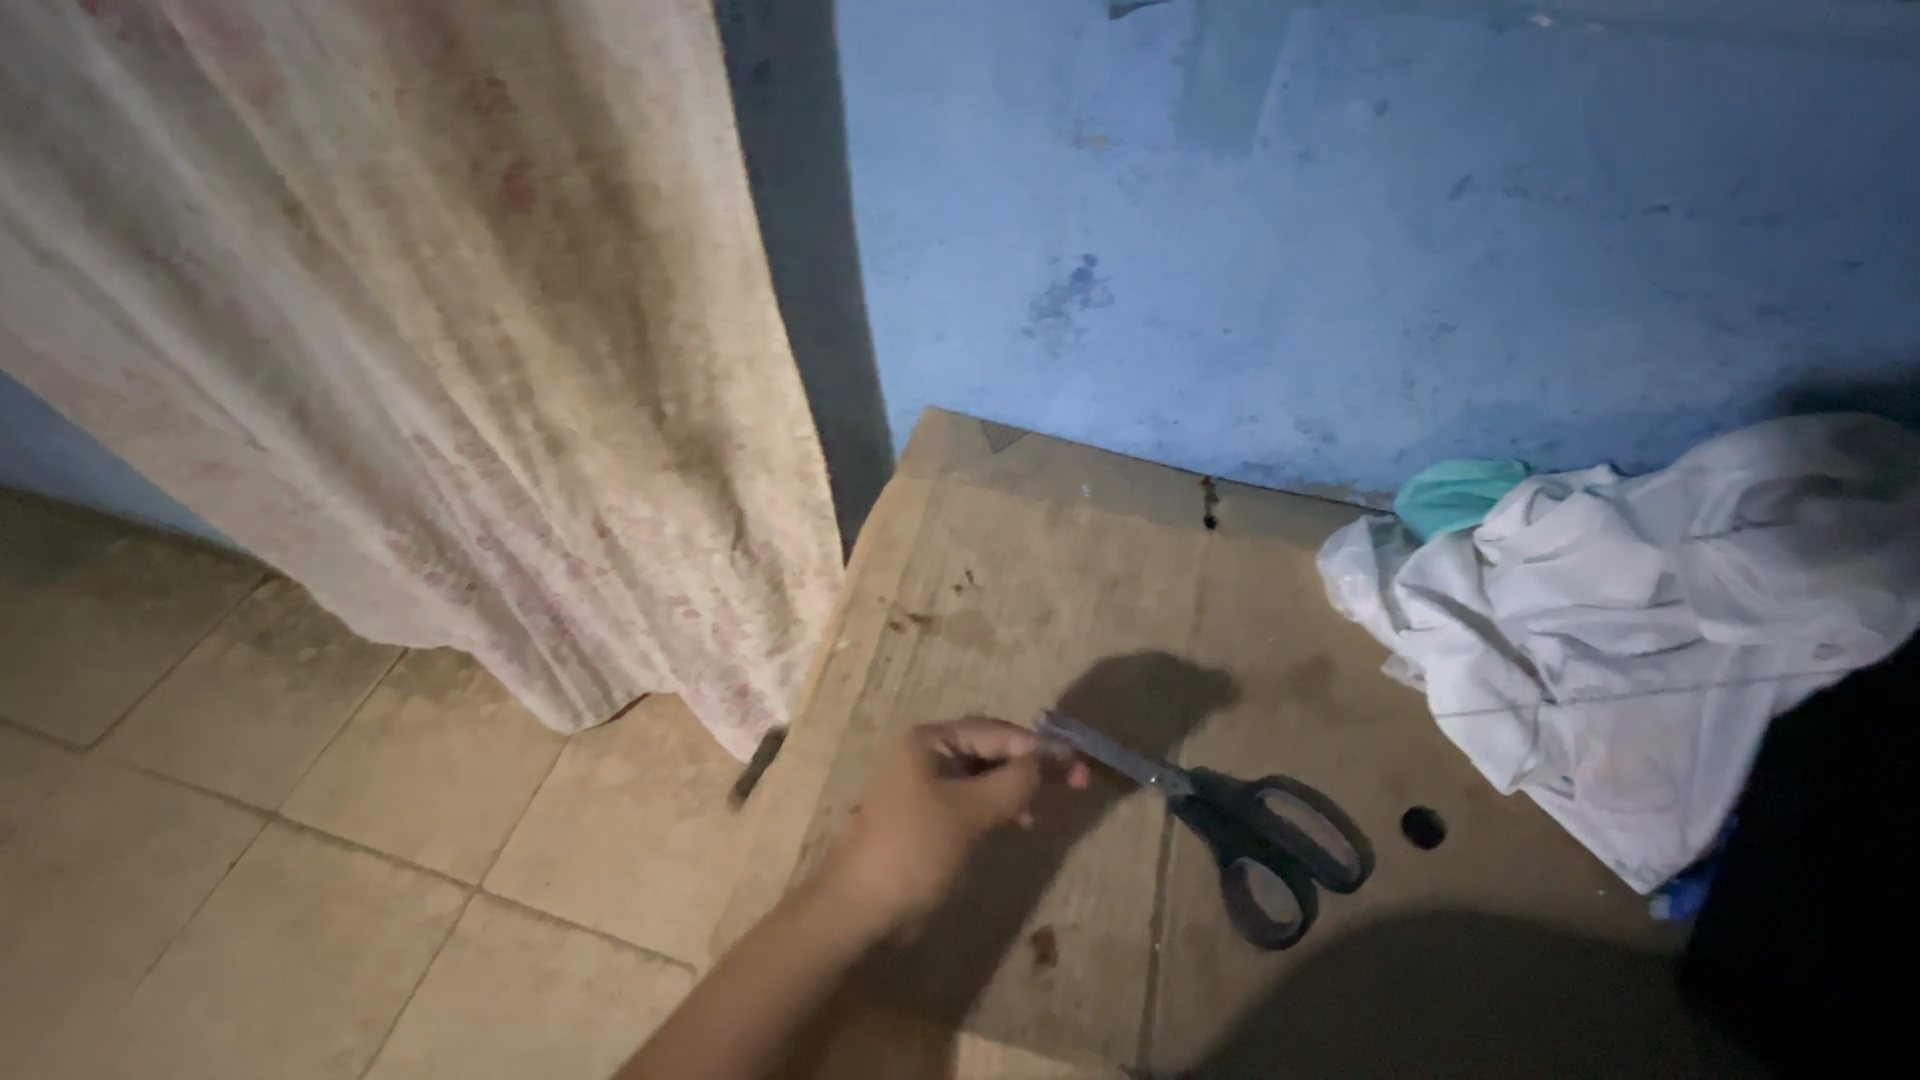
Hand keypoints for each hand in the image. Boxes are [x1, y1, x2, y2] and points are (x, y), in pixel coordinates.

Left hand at [819, 717, 1088, 938]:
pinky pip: (972, 799)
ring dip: (1016, 787)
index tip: (1077, 762)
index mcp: (929, 740)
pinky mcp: (929, 816)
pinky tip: (1019, 822)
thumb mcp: (968, 812)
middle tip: (1074, 783)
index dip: (1038, 746)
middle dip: (1030, 765)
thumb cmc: (913, 849)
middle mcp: (927, 754)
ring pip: (983, 776)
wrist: (859, 907)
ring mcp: (926, 786)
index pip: (995, 732)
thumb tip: (1050, 761)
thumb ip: (1013, 782)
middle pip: (990, 750)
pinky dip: (998, 806)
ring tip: (1042, 811)